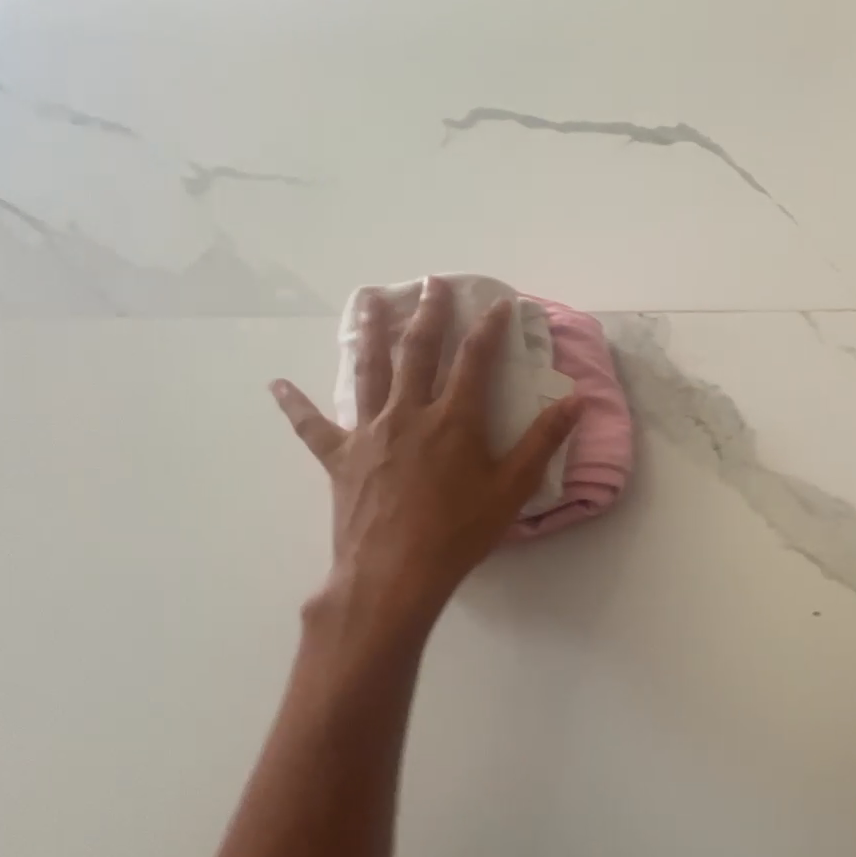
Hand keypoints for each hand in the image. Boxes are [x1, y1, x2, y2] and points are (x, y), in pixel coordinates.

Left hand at [270, 278, 581, 647]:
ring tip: (371, 300)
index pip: (475, 360)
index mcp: (454, 420)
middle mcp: (408, 414)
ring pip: (368, 371)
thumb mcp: (514, 487)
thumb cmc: (462, 530)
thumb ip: (544, 440)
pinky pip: (313, 426)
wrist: (394, 572)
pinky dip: (297, 405)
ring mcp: (368, 433)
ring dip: (371, 332)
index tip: (500, 302)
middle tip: (432, 284)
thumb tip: (576, 402)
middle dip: (428, 315)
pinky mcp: (339, 458)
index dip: (489, 328)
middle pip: (417, 352)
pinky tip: (279, 385)